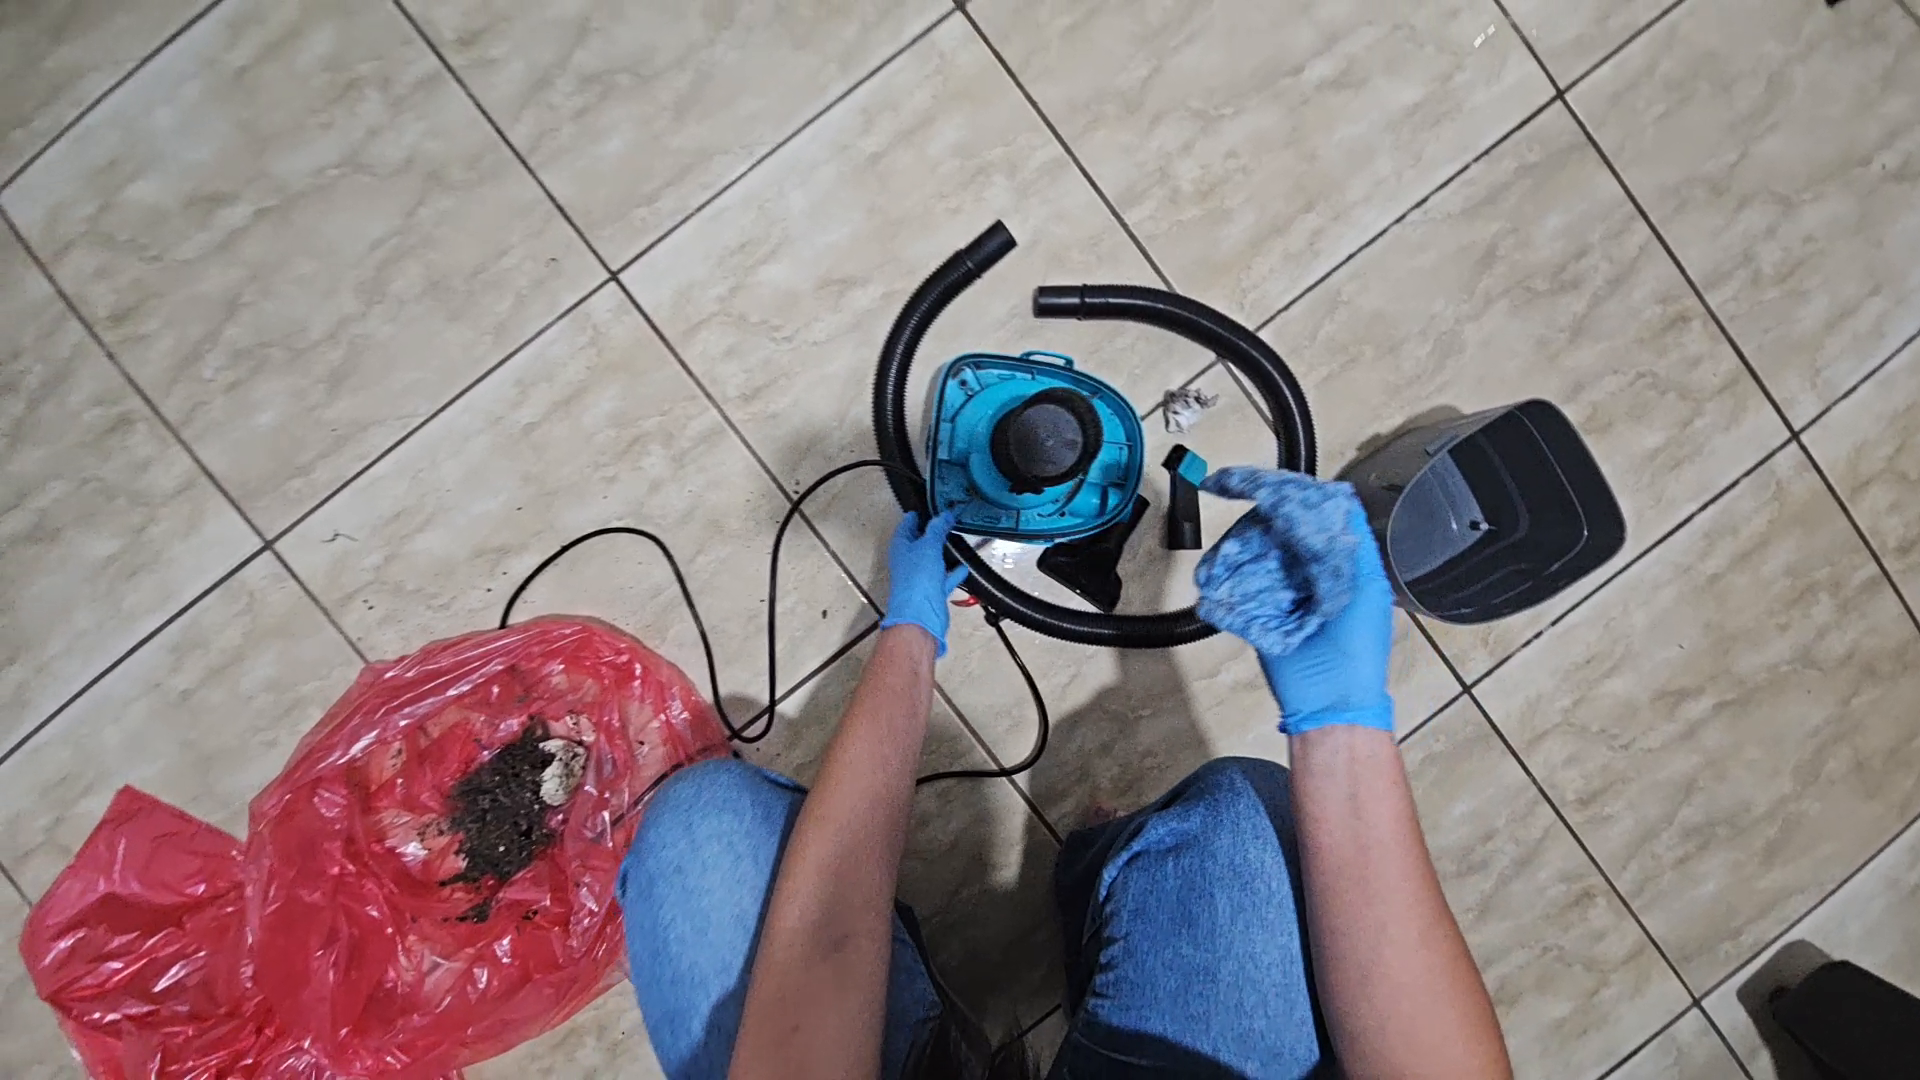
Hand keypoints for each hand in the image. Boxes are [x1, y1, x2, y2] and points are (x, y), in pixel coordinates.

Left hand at [878, 511, 968, 656]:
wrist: (921, 614)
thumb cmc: (918, 577)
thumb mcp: (928, 546)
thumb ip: (937, 529)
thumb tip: (945, 514)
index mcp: (901, 546)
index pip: (906, 525)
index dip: (916, 515)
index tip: (928, 506)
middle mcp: (908, 561)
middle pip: (920, 541)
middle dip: (933, 531)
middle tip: (947, 519)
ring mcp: (920, 576)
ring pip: (933, 559)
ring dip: (943, 550)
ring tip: (957, 538)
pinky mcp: (933, 590)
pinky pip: (944, 577)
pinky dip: (954, 571)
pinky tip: (964, 565)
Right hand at [1195, 466, 1395, 735]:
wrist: (1327, 702)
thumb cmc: (1354, 649)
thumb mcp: (1366, 589)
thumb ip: (1354, 544)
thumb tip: (1335, 496)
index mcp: (1337, 558)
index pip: (1307, 512)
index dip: (1279, 491)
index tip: (1244, 482)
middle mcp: (1308, 567)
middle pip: (1273, 528)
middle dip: (1249, 521)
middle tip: (1222, 505)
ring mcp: (1281, 587)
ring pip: (1251, 553)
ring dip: (1232, 551)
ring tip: (1218, 561)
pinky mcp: (1258, 608)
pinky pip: (1238, 582)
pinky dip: (1223, 577)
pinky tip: (1212, 578)